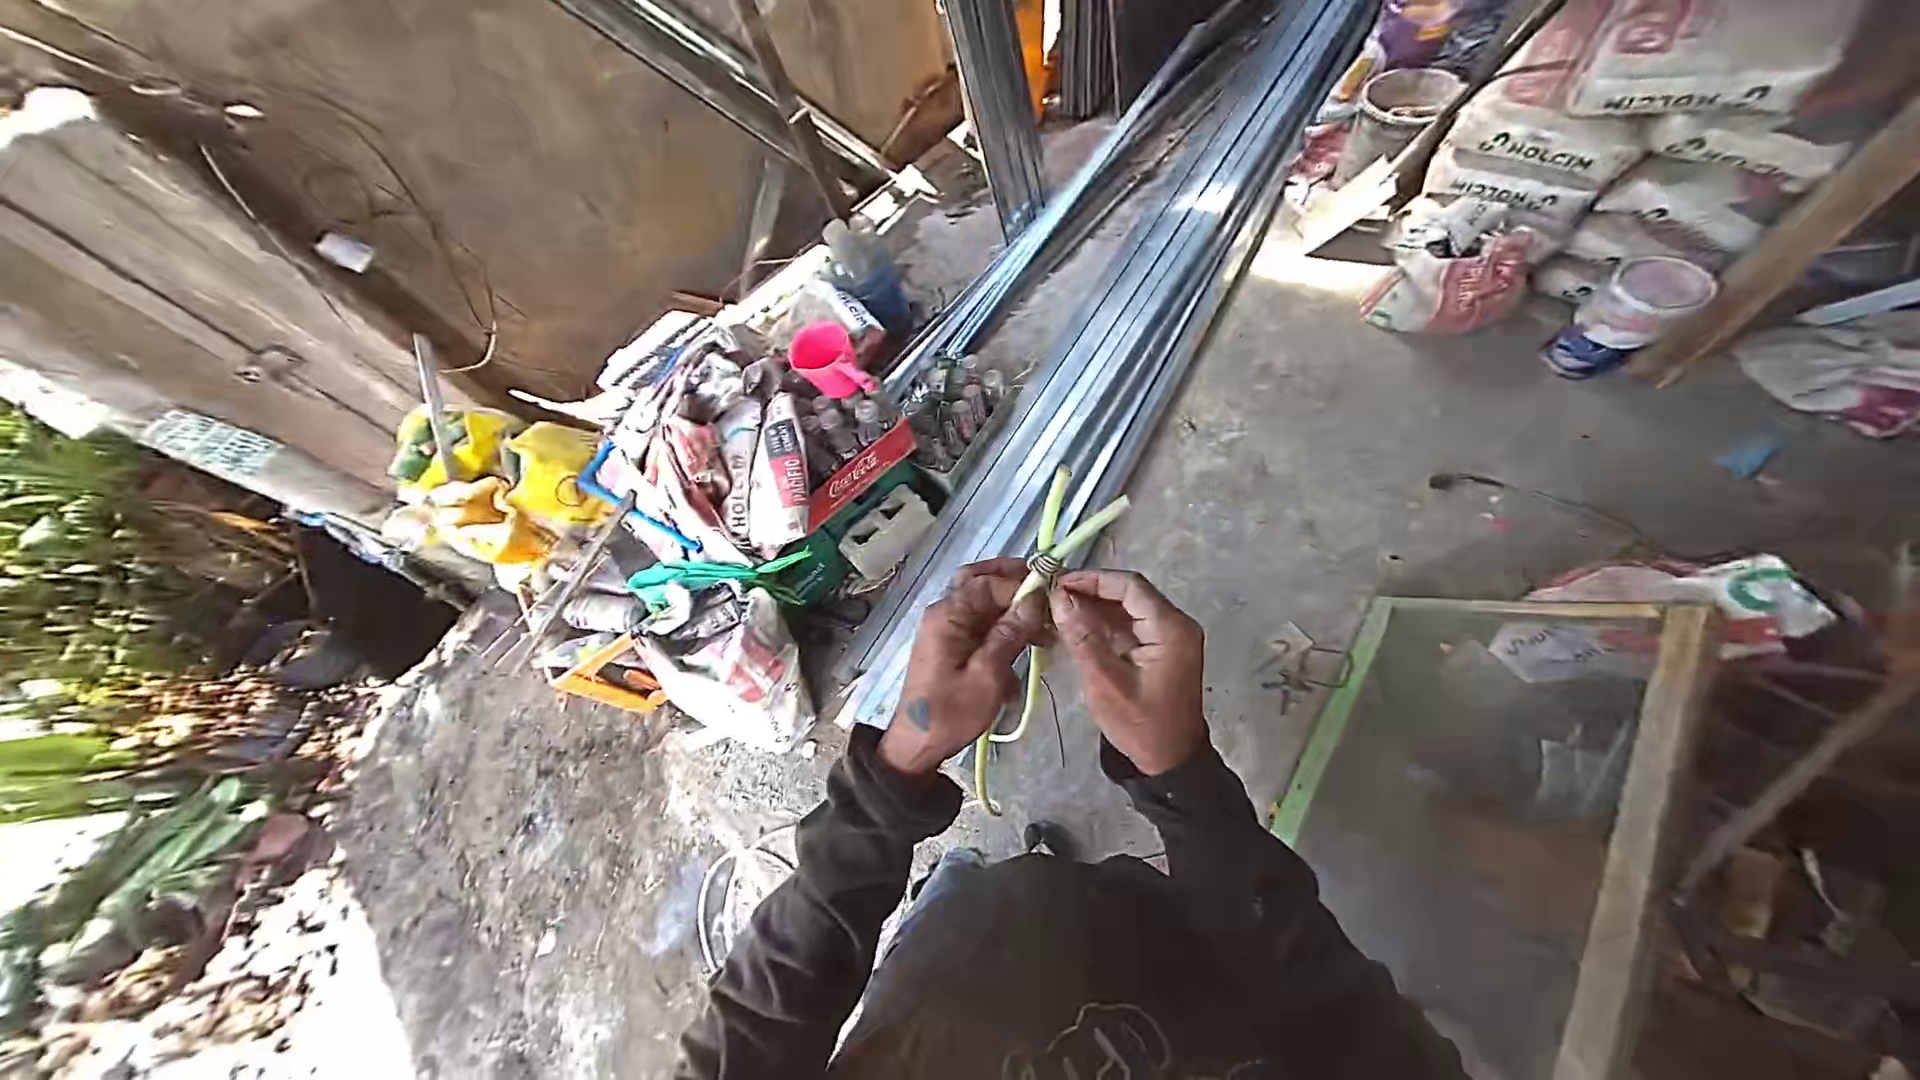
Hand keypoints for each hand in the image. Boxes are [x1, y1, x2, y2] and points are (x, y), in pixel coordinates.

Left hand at [880, 558, 1050, 776]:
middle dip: (1013, 584)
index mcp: (947, 616)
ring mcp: (947, 629)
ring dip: (1012, 610)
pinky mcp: (952, 645)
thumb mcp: (987, 675)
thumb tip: (1033, 600)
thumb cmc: (951, 713)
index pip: (985, 582)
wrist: (918, 745)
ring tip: (1043, 629)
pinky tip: (1024, 649)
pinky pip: (980, 626)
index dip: (1019, 584)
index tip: (1049, 596)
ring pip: (982, 603)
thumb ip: (1009, 635)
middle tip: (1045, 592)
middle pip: (979, 582)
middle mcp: (944, 614)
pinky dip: (1002, 631)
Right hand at [1049, 570, 1205, 774]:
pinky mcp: (1155, 648)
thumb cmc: (1141, 725)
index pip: (1130, 587)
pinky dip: (1100, 623)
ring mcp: (1166, 636)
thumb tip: (1059, 598)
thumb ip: (1082, 637)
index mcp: (1171, 629)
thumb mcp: (1106, 682)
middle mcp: (1173, 624)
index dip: (1093, 579)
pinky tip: (1073, 624)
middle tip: (1052, 594)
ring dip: (1092, 606)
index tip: (1059, 582)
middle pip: (1128, 594)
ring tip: (1056, 607)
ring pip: (1125, 608)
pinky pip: (1126, 625)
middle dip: (1090, 591)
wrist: (1169, 763)